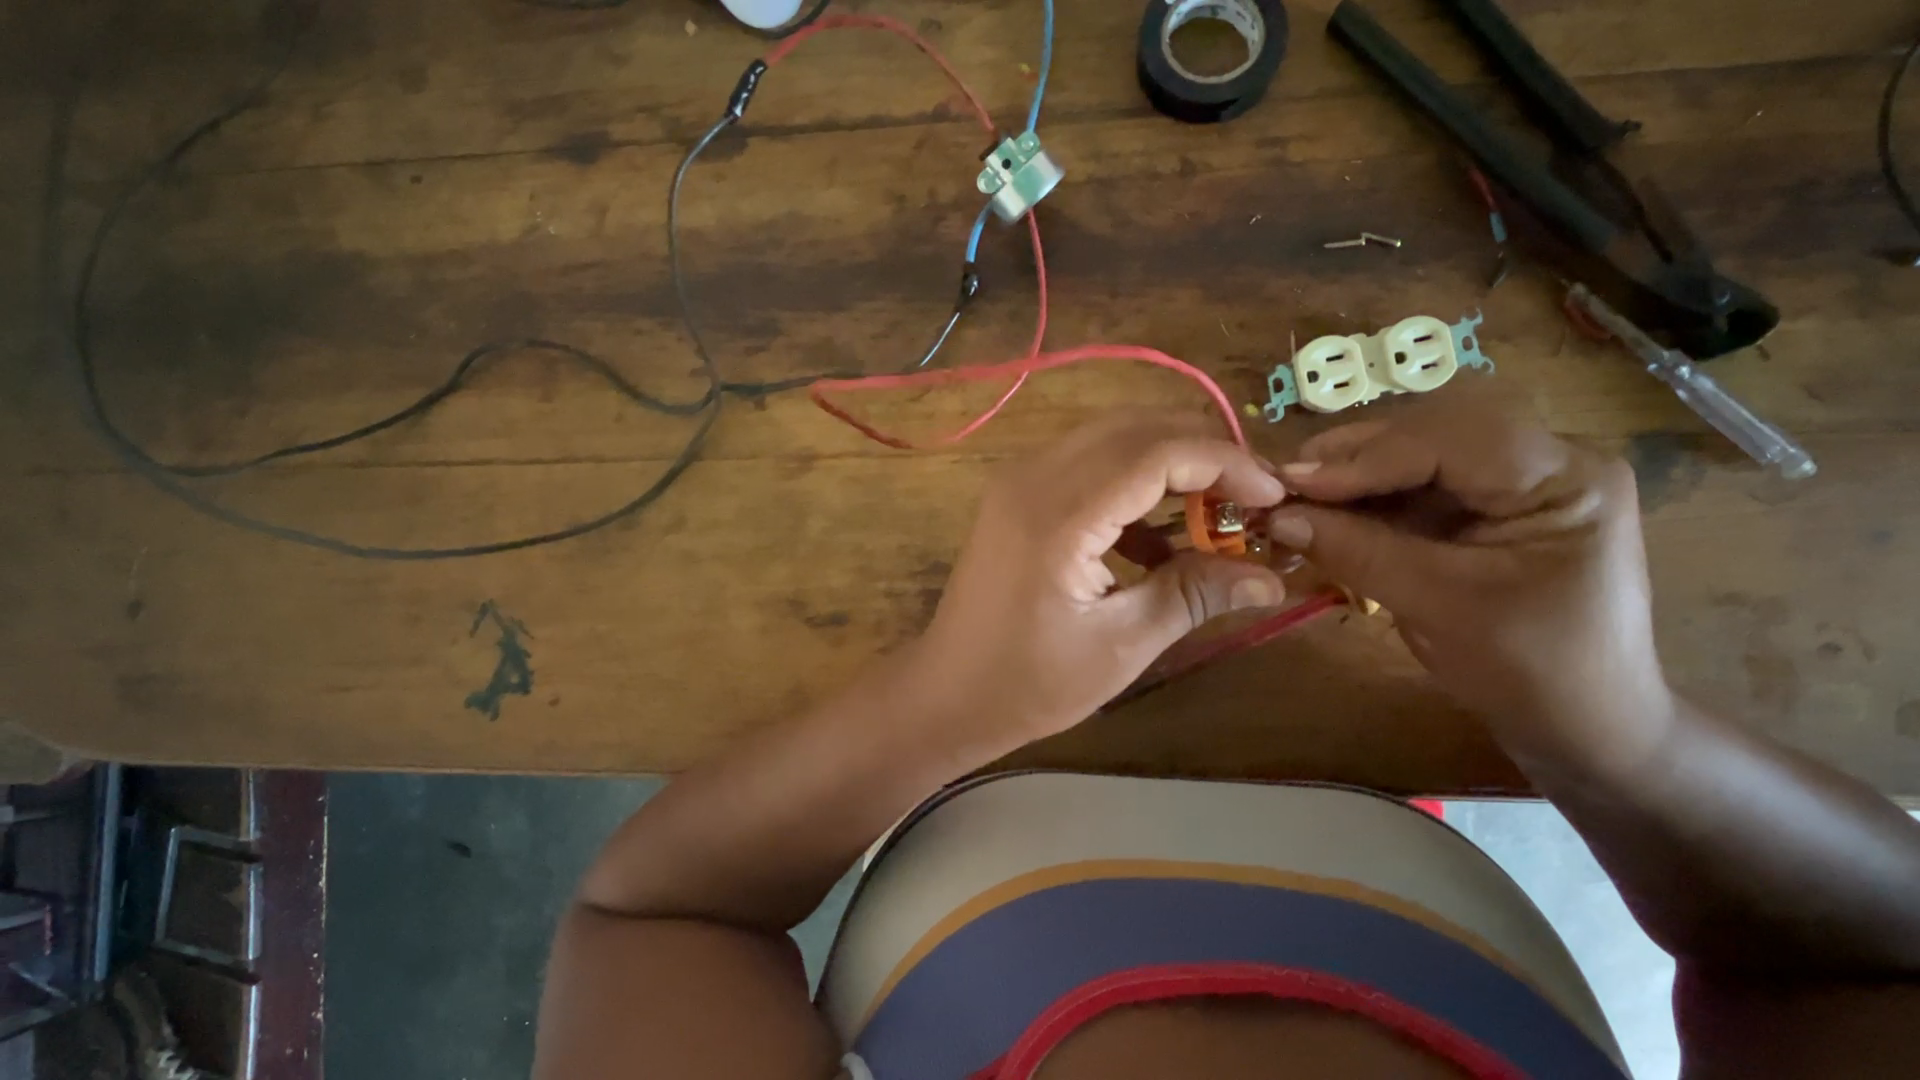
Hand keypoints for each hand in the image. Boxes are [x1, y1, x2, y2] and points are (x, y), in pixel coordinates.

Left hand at [906, 412, 1289, 748]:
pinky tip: (1158, 539)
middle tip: (1254, 495)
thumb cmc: (1029, 684)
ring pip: (1111, 437)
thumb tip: (1271, 575)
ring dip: (1170, 461)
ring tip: (1219, 511)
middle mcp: (1033, 477)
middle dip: (1203, 450)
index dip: (1224, 463)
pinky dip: (1132, 483)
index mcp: (1058, 515)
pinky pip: (1087, 463)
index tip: (1273, 495)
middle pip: (1135, 428)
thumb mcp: (1121, 644)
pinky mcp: (1017, 493)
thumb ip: (1194, 594)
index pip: (1156, 452)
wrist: (947, 694)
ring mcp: (1019, 480)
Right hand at [1263, 405, 1675, 771]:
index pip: (1455, 439)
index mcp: (1566, 476)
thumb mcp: (1439, 606)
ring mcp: (1516, 481)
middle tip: (1286, 482)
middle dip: (1357, 456)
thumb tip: (1276, 518)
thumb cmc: (1530, 670)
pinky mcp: (1488, 507)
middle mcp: (1546, 460)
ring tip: (1296, 496)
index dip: (1369, 456)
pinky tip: (1326, 512)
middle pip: (1436, 432)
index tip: (1294, 482)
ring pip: (1419, 454)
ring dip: (1354, 474)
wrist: (1582, 727)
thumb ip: (1358, 552)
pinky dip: (1368, 498)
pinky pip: (1418, 487)